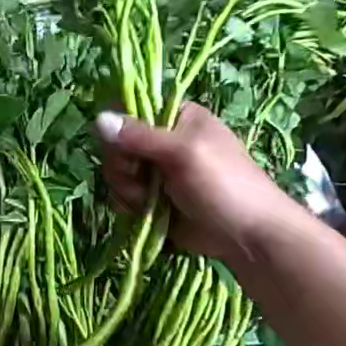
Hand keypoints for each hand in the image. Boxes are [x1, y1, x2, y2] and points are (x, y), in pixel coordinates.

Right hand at [96, 105, 300, 262]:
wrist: (247, 234)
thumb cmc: (223, 183)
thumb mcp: (183, 152)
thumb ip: (140, 136)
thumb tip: (98, 117)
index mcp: (177, 117)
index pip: (130, 112)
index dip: (120, 130)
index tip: (127, 149)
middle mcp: (163, 140)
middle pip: (118, 145)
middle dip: (123, 166)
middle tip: (141, 180)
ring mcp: (157, 171)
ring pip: (118, 172)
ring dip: (126, 189)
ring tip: (147, 201)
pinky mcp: (153, 198)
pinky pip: (124, 195)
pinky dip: (129, 205)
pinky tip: (143, 212)